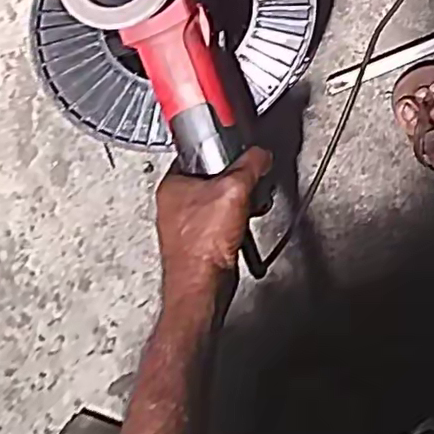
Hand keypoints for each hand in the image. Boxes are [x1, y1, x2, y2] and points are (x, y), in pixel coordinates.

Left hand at [153, 147, 272, 295]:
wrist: (204, 286)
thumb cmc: (203, 245)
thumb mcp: (236, 187)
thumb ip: (251, 163)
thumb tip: (260, 155)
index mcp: (173, 184)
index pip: (200, 150)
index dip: (223, 147)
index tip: (238, 148)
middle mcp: (175, 202)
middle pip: (214, 173)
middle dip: (238, 176)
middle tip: (248, 181)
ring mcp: (187, 221)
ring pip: (221, 194)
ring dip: (241, 196)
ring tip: (249, 203)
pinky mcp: (201, 236)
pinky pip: (223, 214)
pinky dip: (238, 214)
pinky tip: (245, 220)